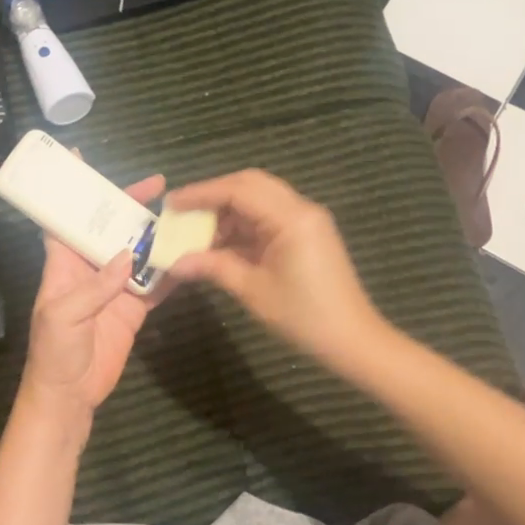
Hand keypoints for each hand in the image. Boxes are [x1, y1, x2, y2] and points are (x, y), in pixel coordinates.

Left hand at [17, 174, 172, 418]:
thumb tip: (127, 256)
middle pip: (109, 228)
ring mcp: (114, 288)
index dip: (69, 191)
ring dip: (156, 236)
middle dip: (128, 205)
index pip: (62, 219)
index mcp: (63, 264)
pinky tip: (191, 256)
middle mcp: (89, 269)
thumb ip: (95, 286)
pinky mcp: (133, 309)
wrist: (69, 396)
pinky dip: (171, 272)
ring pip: (137, 252)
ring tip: (184, 215)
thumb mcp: (64, 315)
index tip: (79, 157)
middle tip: (159, 184)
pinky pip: (154, 284)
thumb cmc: (54, 352)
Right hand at [165, 169, 381, 361]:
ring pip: (259, 198)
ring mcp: (307, 220)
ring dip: (228, 211)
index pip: (238, 190)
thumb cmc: (304, 317)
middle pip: (250, 184)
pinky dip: (243, 224)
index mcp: (291, 218)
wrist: (353, 339)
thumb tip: (174, 262)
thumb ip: (213, 268)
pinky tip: (222, 243)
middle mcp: (301, 209)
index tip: (171, 204)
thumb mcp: (253, 291)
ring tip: (197, 232)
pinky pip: (269, 216)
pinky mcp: (308, 233)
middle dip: (213, 195)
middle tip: (182, 212)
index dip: (201, 194)